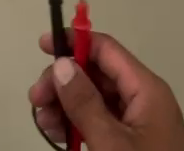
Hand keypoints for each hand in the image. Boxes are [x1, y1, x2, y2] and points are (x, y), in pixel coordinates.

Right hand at [27, 32, 183, 150]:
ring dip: (65, 105)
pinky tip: (57, 134)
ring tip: (43, 122)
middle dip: (64, 82)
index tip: (43, 46)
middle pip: (97, 73)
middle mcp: (144, 99)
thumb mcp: (110, 143)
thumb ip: (84, 103)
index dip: (74, 41)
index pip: (107, 49)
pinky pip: (100, 121)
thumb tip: (62, 64)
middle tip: (36, 99)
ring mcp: (138, 123)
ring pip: (95, 98)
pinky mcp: (132, 144)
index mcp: (147, 89)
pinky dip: (76, 123)